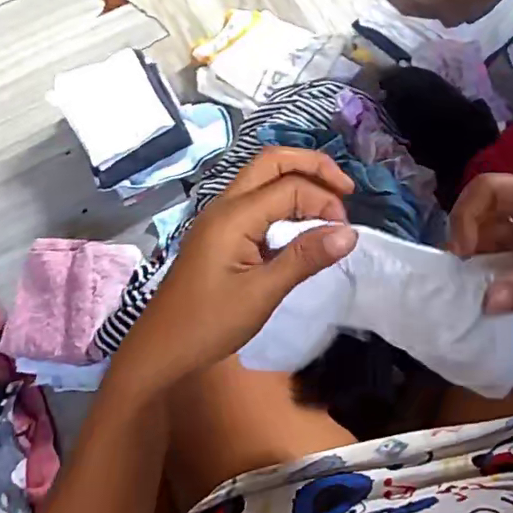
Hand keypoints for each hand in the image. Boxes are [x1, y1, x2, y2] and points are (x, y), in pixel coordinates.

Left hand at [108, 148, 358, 392]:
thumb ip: (306, 257)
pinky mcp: (224, 234)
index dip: (324, 201)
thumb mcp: (263, 293)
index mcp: (233, 217)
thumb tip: (351, 233)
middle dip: (314, 167)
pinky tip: (305, 222)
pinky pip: (259, 201)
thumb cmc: (208, 324)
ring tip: (333, 202)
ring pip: (264, 177)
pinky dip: (288, 200)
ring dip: (301, 180)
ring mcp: (222, 218)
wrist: (161, 351)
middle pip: (272, 162)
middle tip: (347, 189)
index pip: (290, 187)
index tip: (345, 232)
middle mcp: (225, 206)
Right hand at [448, 174, 512, 313]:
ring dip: (477, 250)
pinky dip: (492, 262)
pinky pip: (507, 245)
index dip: (466, 216)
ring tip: (467, 282)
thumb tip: (486, 302)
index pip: (490, 188)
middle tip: (459, 272)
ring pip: (493, 226)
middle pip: (486, 204)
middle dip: (466, 234)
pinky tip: (487, 284)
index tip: (461, 255)